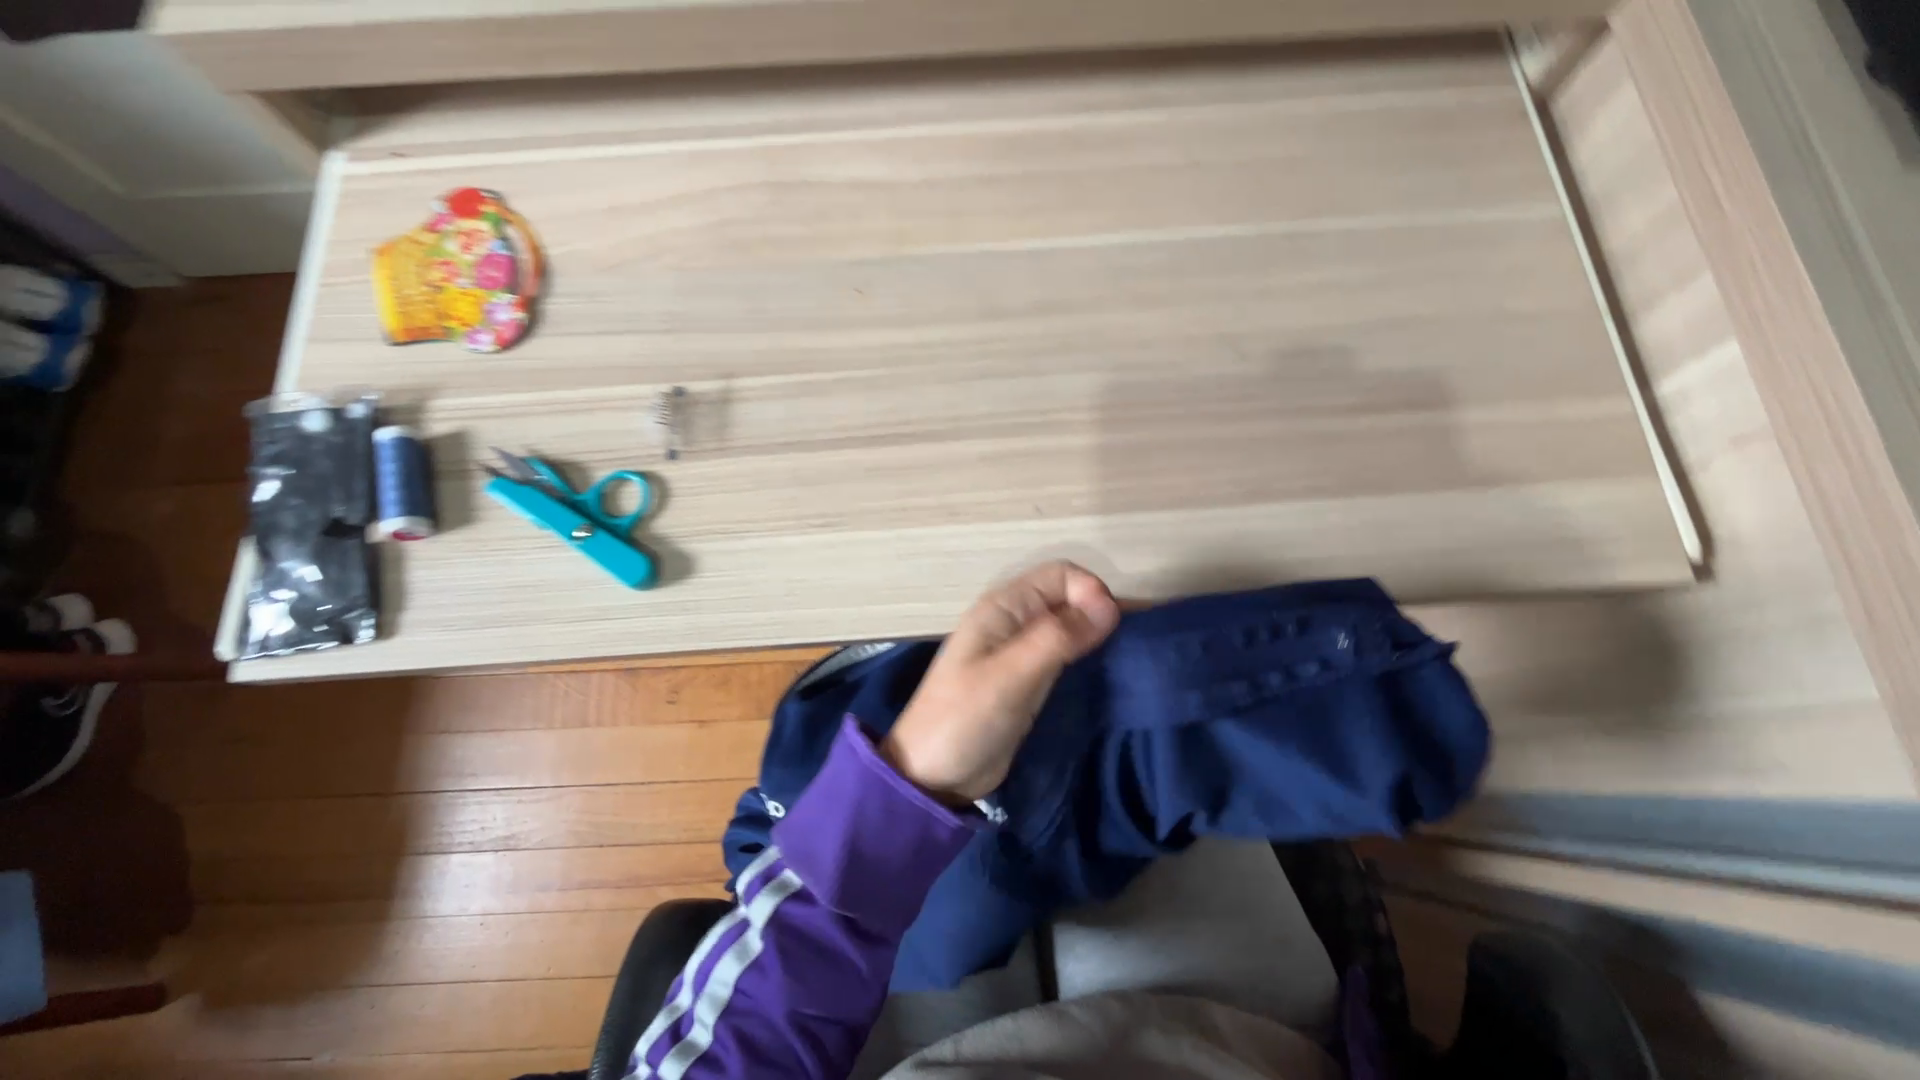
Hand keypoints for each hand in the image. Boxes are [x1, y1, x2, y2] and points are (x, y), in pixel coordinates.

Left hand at [880, 561, 1120, 804]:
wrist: (932, 776)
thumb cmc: (962, 720)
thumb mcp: (1009, 677)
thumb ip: (1057, 639)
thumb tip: (1110, 605)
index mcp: (1002, 608)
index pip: (1061, 574)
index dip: (1090, 591)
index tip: (1111, 628)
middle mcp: (1014, 622)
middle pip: (1069, 598)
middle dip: (1100, 613)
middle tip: (1129, 647)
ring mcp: (1022, 652)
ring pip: (1071, 627)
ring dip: (1097, 636)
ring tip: (1126, 661)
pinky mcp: (1030, 681)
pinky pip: (1066, 656)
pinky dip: (1087, 659)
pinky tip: (1107, 676)